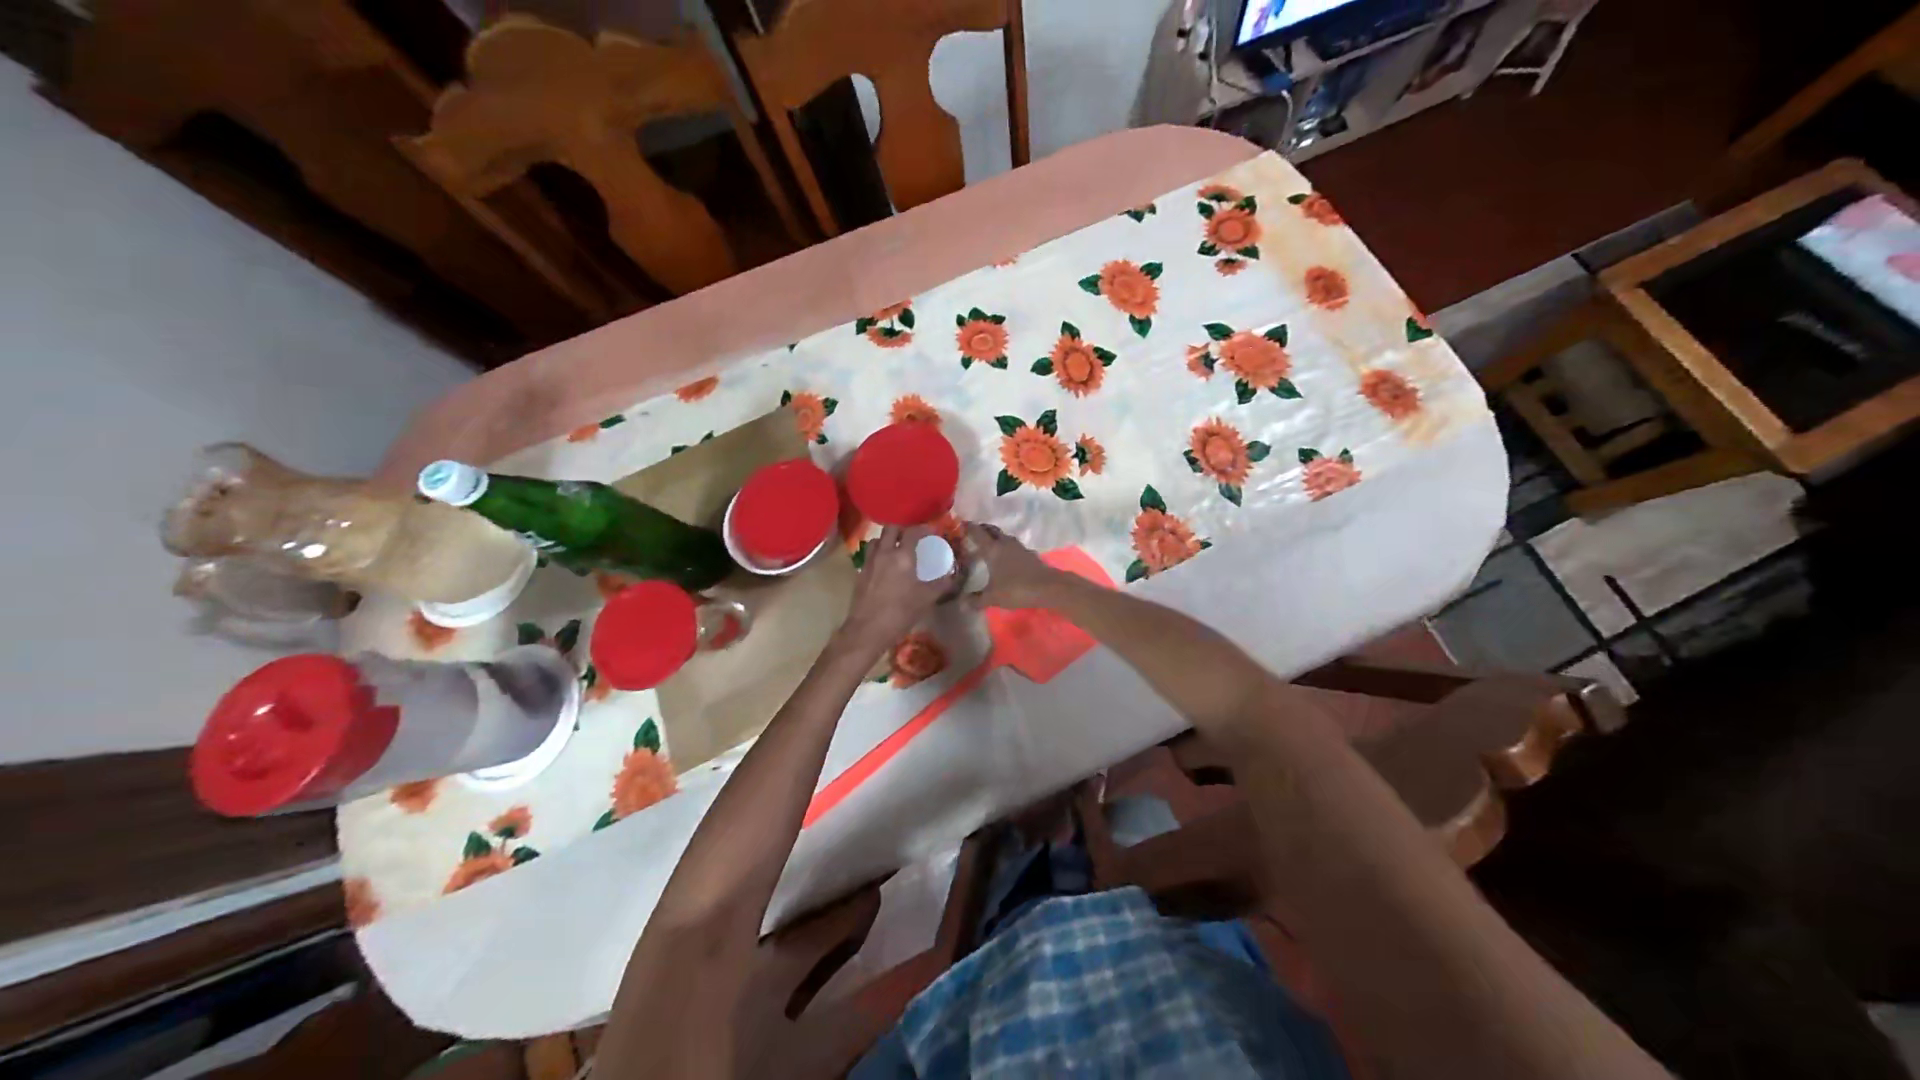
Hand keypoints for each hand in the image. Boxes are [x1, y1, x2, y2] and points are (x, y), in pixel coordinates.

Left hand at [838, 526, 955, 655]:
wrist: (868, 630)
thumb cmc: (900, 613)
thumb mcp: (926, 599)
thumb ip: (941, 584)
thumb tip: (951, 576)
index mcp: (902, 556)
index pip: (912, 532)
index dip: (923, 528)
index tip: (931, 531)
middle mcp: (884, 553)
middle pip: (891, 529)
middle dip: (902, 529)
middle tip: (912, 538)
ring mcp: (869, 562)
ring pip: (876, 540)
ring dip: (886, 539)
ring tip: (896, 549)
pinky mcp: (860, 573)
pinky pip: (869, 555)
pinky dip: (878, 553)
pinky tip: (885, 566)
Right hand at [964, 524, 1066, 609]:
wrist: (1048, 587)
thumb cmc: (1016, 589)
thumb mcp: (993, 597)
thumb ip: (977, 599)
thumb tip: (962, 603)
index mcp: (992, 549)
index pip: (977, 533)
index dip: (969, 527)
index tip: (961, 524)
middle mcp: (1005, 543)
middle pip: (992, 530)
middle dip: (982, 529)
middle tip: (974, 531)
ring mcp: (1020, 547)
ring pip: (1004, 537)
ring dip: (996, 537)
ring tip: (989, 543)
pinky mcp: (1030, 554)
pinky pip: (1014, 546)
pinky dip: (1007, 547)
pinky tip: (1006, 556)